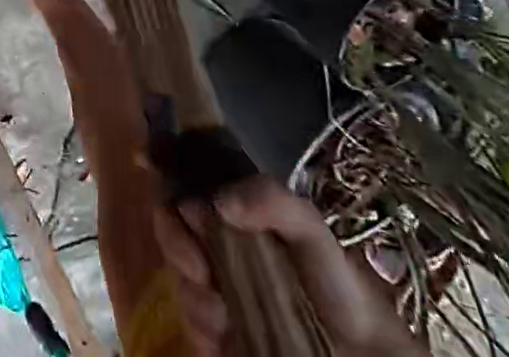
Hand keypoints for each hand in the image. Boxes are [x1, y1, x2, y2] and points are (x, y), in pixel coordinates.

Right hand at [152, 174, 424, 356]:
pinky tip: (226, 336)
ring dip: (194, 295)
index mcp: (236, 214)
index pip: (187, 186)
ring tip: (226, 313)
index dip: (165, 175)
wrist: (360, 352)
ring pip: (177, 280)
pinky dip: (201, 329)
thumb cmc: (336, 282)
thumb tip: (218, 201)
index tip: (148, 170)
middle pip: (171, 231)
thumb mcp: (311, 228)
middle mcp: (219, 247)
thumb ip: (272, 200)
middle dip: (177, 247)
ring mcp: (216, 290)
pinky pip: (188, 325)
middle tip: (202, 269)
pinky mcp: (215, 334)